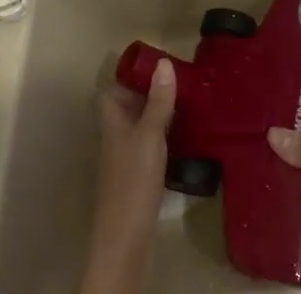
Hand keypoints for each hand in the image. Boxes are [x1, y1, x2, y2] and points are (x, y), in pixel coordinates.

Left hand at [78, 59, 175, 293]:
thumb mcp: (150, 135)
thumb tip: (164, 62)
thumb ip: (158, 101)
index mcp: (112, 123)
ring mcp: (125, 159)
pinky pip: (150, 146)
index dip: (128, 77)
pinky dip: (165, 138)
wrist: (125, 237)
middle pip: (127, 108)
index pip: (111, 92)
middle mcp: (116, 138)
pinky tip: (185, 137)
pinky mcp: (138, 178)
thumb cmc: (133, 180)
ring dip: (160, 115)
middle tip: (182, 81)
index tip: (156, 66)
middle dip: (150, 93)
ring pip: (141, 127)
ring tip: (190, 103)